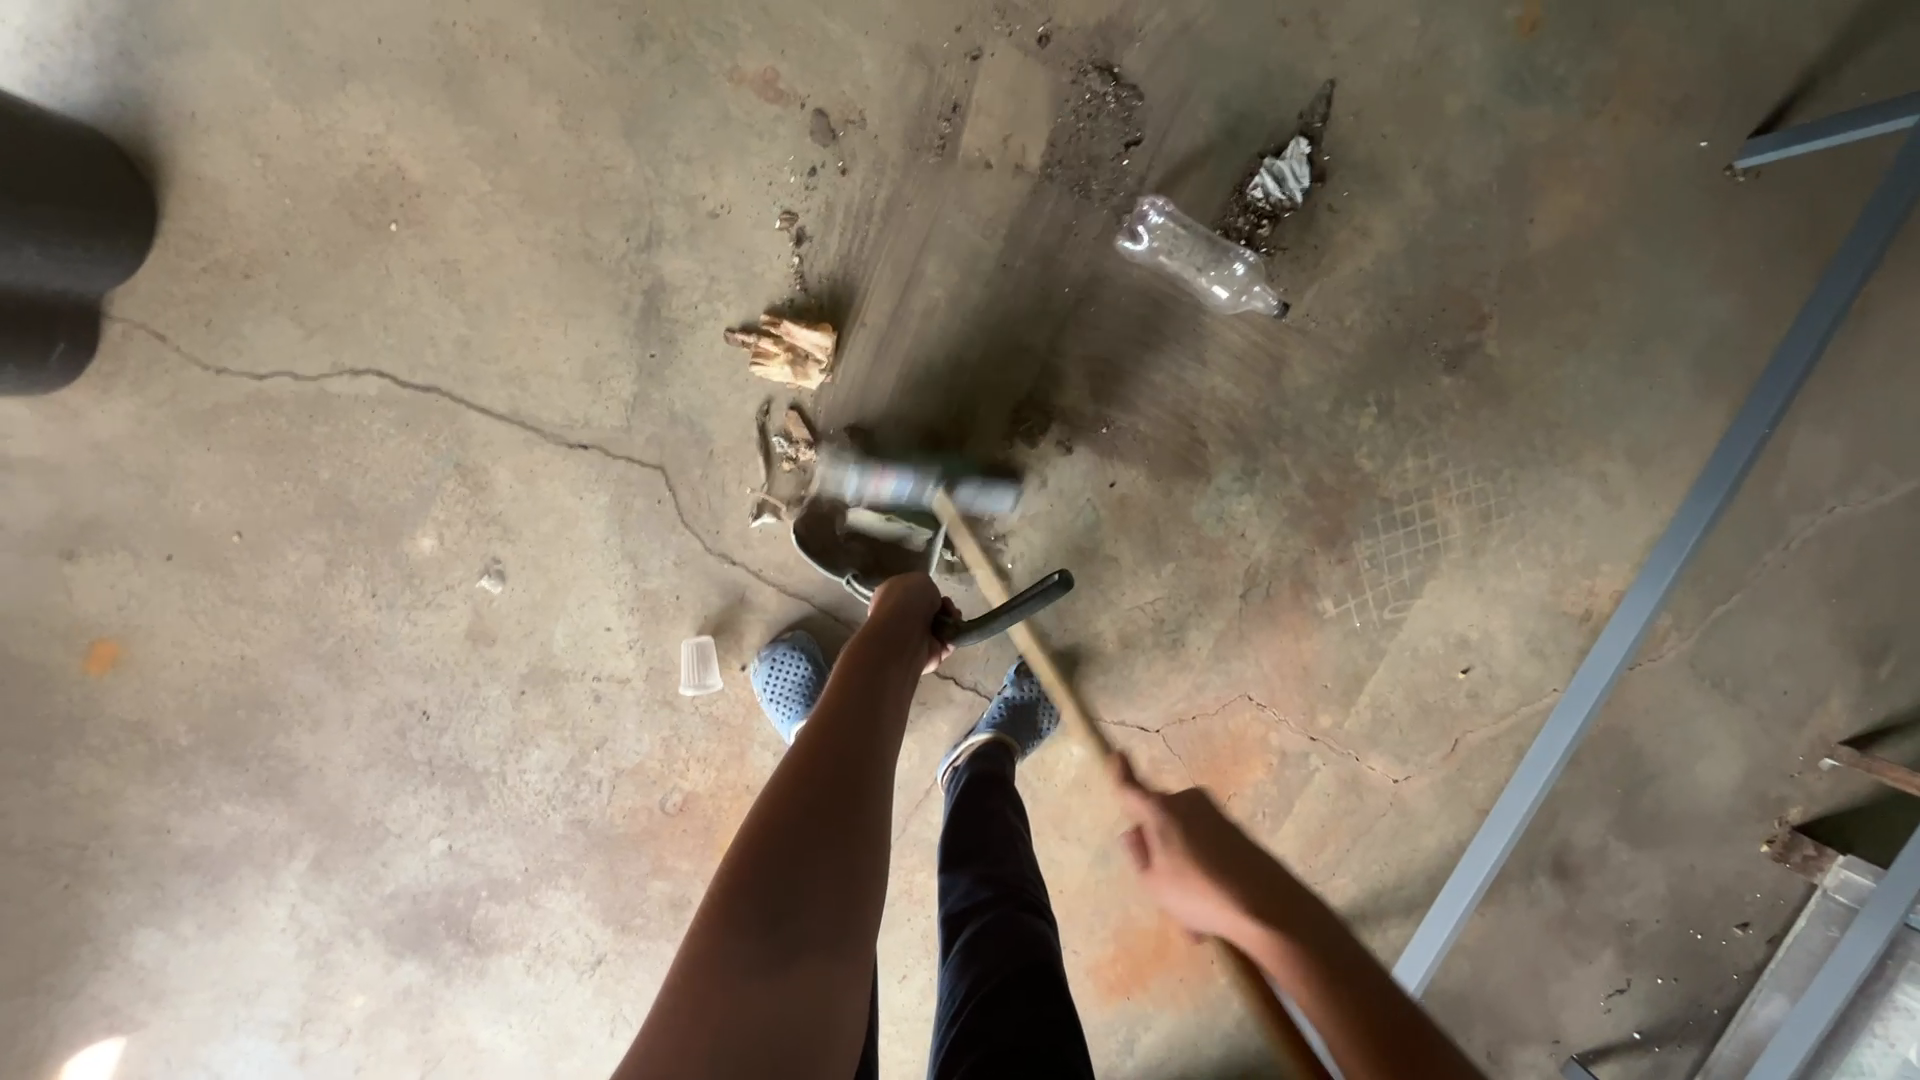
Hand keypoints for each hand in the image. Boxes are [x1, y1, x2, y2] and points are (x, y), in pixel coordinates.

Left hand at [864, 572, 955, 674]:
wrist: (905, 634)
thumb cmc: (907, 601)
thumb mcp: (920, 579)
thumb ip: (927, 588)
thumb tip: (930, 600)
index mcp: (891, 597)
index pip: (910, 594)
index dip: (926, 592)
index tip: (936, 592)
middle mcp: (900, 618)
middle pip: (928, 611)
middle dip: (943, 607)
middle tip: (948, 607)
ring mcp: (913, 638)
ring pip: (940, 627)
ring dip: (951, 621)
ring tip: (954, 617)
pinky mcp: (927, 655)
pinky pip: (946, 644)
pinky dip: (953, 636)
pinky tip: (954, 630)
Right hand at [1110, 752, 1293, 943]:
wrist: (1267, 907)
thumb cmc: (1198, 894)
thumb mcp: (1153, 884)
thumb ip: (1139, 855)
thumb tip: (1135, 833)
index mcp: (1160, 811)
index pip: (1131, 787)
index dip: (1122, 771)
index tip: (1118, 754)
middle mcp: (1186, 802)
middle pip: (1159, 815)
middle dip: (1156, 842)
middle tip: (1160, 881)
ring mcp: (1214, 814)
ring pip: (1183, 833)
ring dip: (1181, 861)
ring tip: (1190, 909)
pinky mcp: (1235, 829)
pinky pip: (1205, 843)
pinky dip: (1202, 867)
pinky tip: (1211, 903)